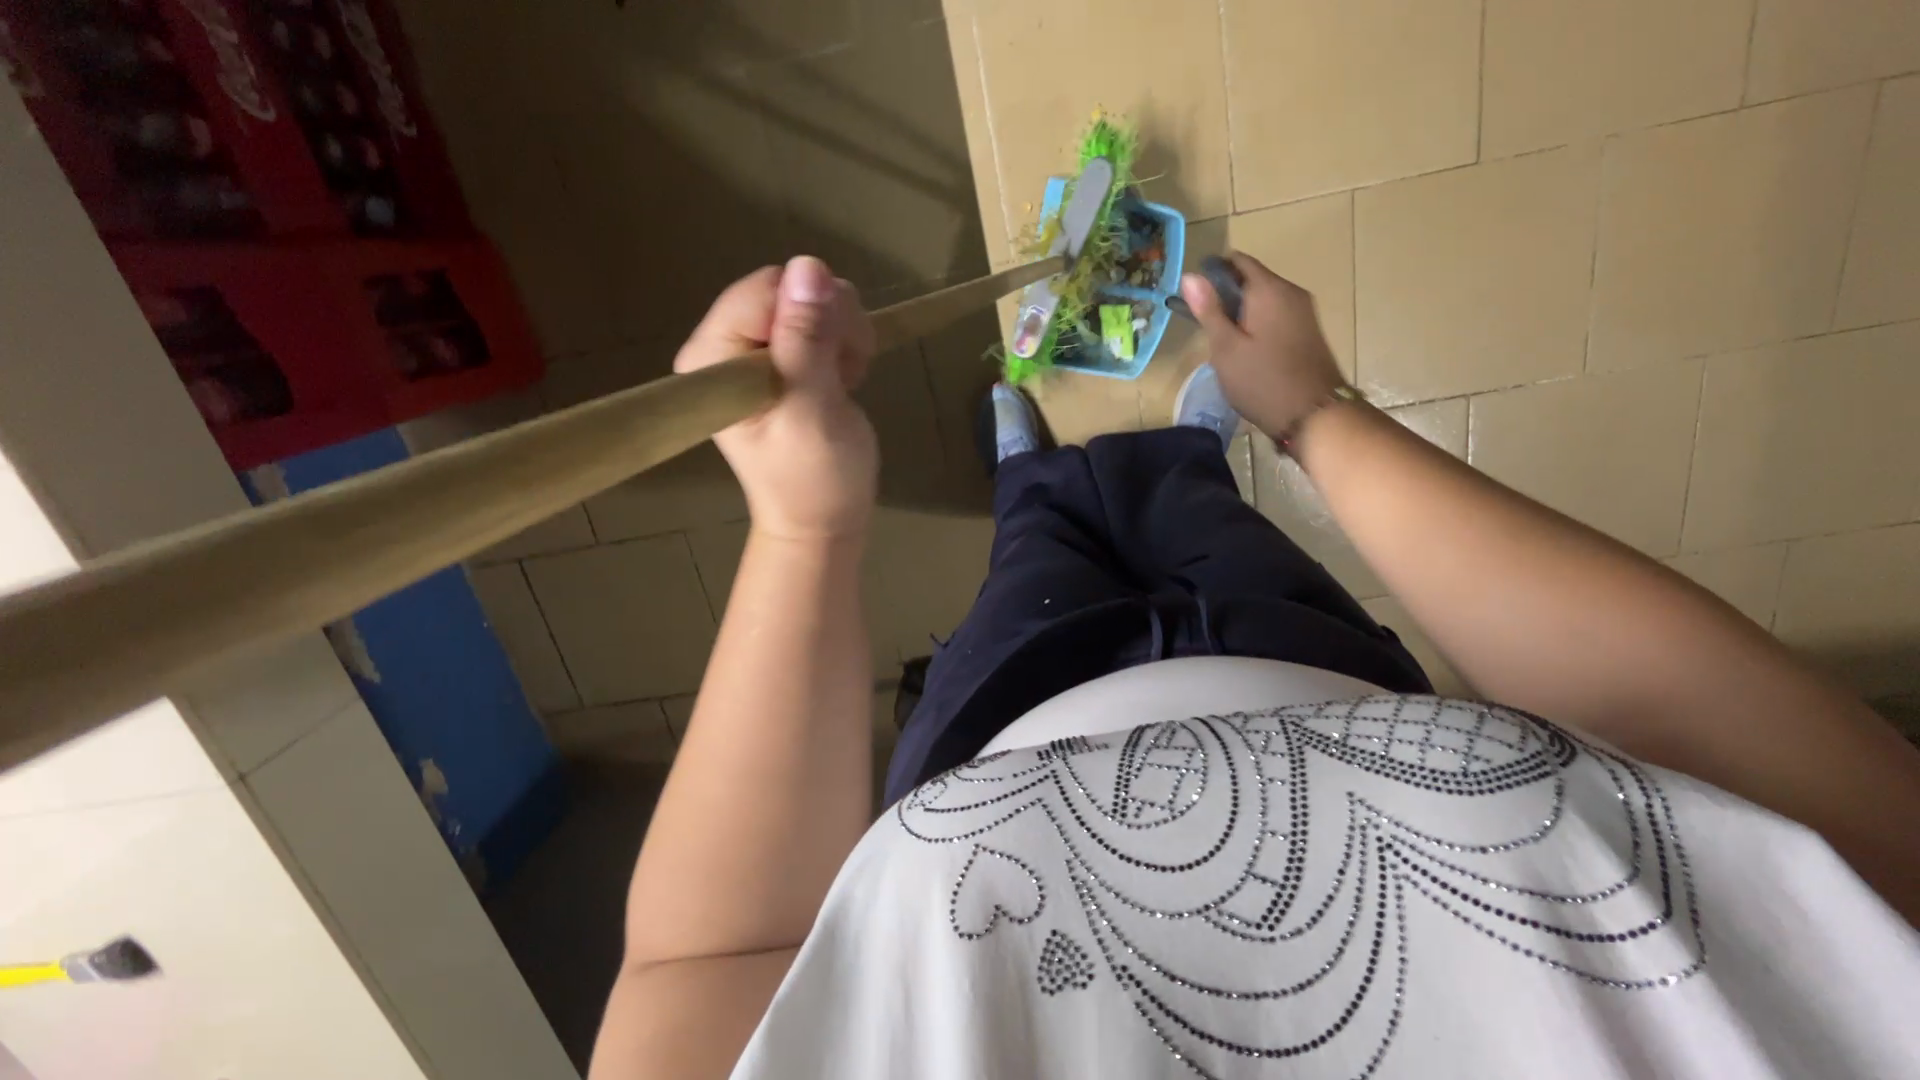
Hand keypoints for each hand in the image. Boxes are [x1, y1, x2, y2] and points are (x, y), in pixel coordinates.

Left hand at [675, 256, 878, 540]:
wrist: (826, 522)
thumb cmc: (814, 479)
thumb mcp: (811, 410)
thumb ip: (806, 339)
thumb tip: (807, 265)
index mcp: (713, 355)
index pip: (764, 289)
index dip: (807, 314)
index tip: (828, 360)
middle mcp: (727, 343)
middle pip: (789, 288)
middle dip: (829, 323)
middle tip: (839, 376)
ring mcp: (757, 349)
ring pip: (814, 299)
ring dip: (843, 334)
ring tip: (842, 381)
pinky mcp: (786, 355)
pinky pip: (824, 317)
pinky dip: (844, 343)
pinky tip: (843, 378)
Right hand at [1179, 253, 1347, 438]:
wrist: (1313, 415)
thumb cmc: (1262, 381)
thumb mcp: (1226, 348)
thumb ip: (1209, 310)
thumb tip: (1190, 275)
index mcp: (1269, 289)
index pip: (1237, 261)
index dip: (1212, 273)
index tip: (1195, 298)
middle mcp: (1291, 292)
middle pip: (1252, 280)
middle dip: (1227, 295)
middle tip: (1205, 326)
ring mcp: (1304, 312)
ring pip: (1264, 300)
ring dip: (1242, 313)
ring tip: (1223, 341)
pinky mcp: (1308, 331)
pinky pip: (1277, 316)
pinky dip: (1258, 324)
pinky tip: (1247, 350)